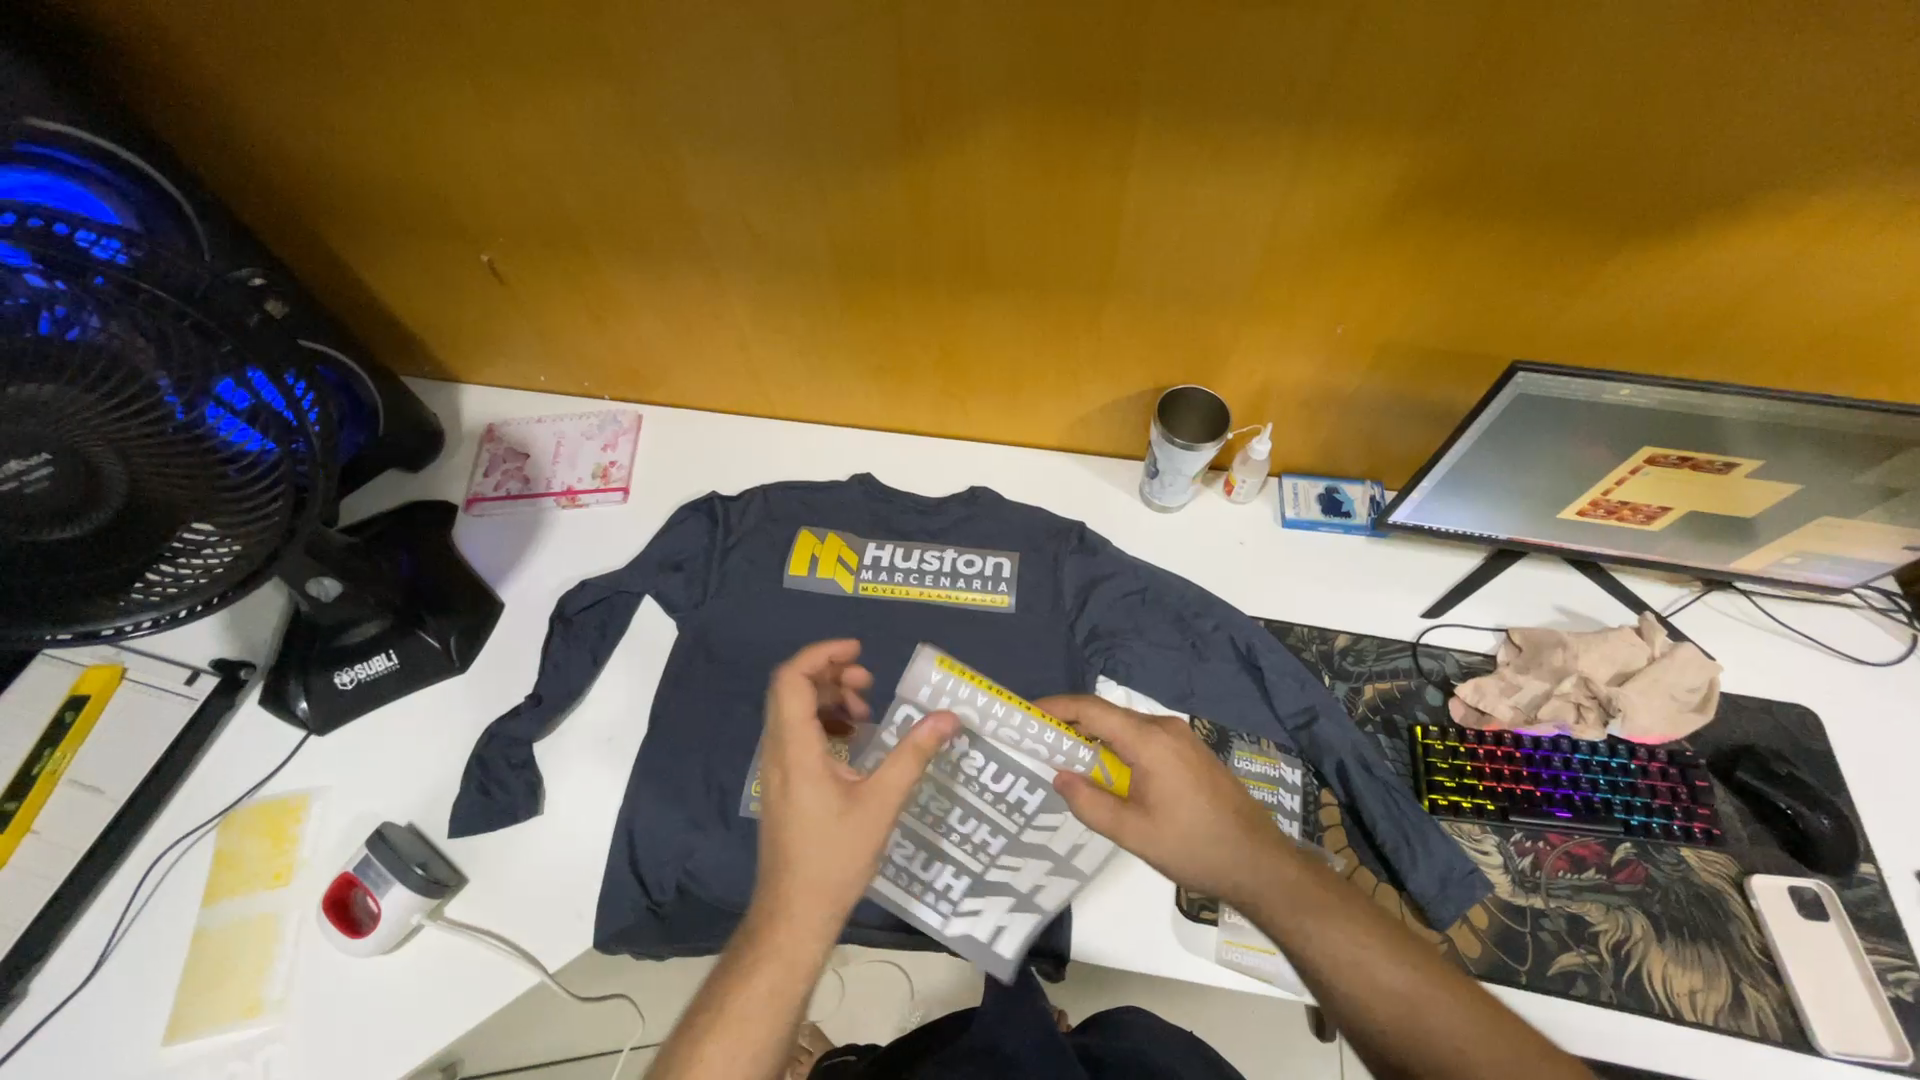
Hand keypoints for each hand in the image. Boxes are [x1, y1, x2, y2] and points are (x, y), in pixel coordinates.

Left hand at [750, 640, 957, 935]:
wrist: (794, 913)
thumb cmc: (835, 859)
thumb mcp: (882, 804)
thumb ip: (912, 755)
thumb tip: (947, 717)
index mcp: (795, 749)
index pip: (792, 679)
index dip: (822, 654)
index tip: (860, 651)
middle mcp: (778, 751)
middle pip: (791, 688)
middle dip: (831, 673)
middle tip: (870, 683)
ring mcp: (776, 769)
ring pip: (793, 711)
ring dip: (828, 698)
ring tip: (867, 710)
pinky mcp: (782, 784)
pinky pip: (796, 734)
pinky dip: (824, 723)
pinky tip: (854, 741)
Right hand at [1037, 694, 1297, 904]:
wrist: (1258, 862)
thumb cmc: (1194, 847)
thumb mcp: (1133, 833)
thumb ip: (1090, 803)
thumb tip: (1058, 776)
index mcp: (1149, 741)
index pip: (1091, 710)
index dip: (1056, 707)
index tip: (1025, 713)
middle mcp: (1165, 729)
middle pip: (1107, 716)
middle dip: (1071, 726)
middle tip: (1038, 745)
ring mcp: (1182, 739)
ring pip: (1126, 730)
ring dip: (1095, 742)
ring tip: (1066, 763)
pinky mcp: (1191, 753)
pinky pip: (1144, 741)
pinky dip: (1118, 751)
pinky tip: (1107, 777)